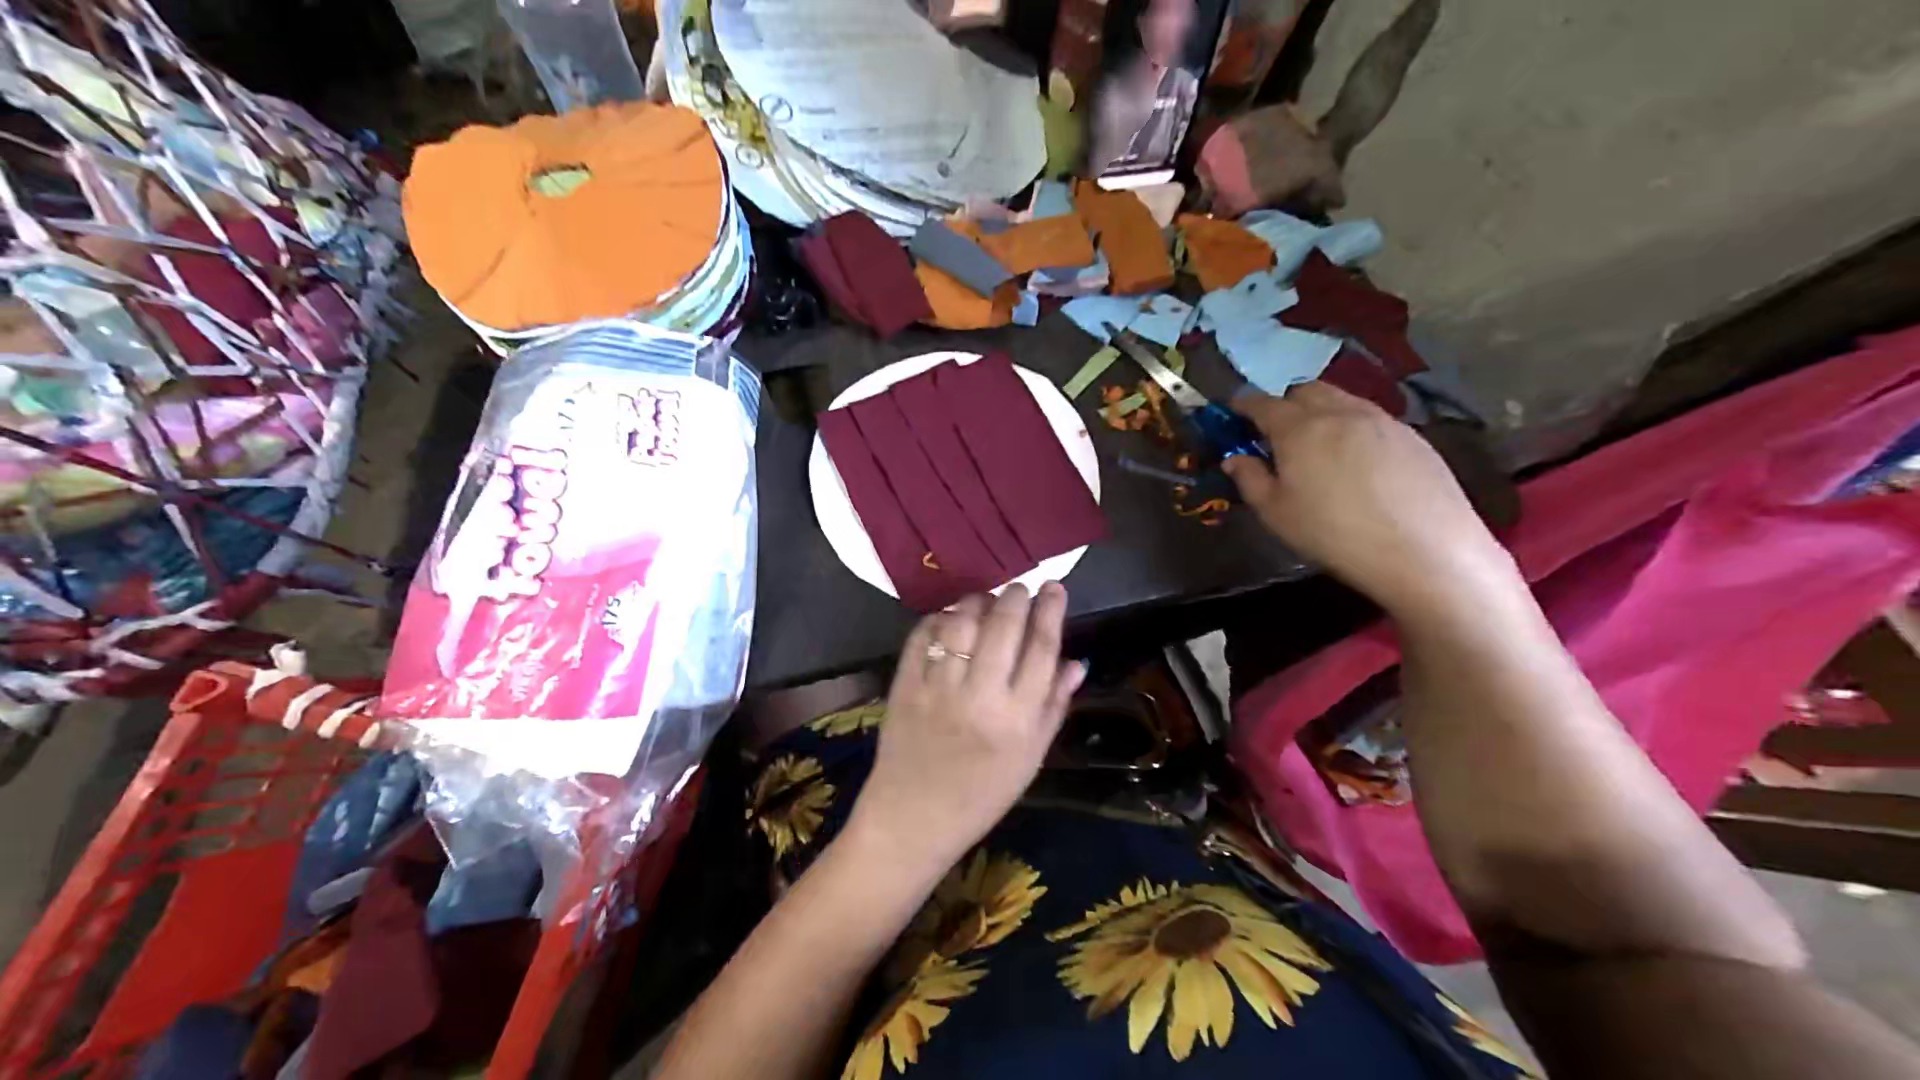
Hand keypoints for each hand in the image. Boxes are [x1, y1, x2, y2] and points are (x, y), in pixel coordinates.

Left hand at [844, 584, 1085, 878]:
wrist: (915, 817)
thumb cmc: (983, 793)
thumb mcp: (1031, 757)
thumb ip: (1054, 706)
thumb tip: (1077, 662)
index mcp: (1018, 718)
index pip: (1041, 648)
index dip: (1051, 610)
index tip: (1054, 588)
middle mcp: (980, 697)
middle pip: (1004, 625)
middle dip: (1016, 596)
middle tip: (1020, 589)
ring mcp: (938, 688)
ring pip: (962, 622)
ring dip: (978, 600)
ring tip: (986, 600)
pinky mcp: (905, 685)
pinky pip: (923, 636)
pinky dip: (939, 618)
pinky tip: (950, 618)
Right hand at [1221, 382, 1523, 625]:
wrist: (1424, 550)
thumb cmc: (1334, 533)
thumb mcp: (1276, 514)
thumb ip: (1250, 479)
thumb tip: (1235, 459)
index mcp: (1299, 428)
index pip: (1262, 403)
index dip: (1243, 405)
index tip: (1233, 412)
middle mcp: (1340, 412)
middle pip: (1305, 391)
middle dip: (1285, 404)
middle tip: (1277, 434)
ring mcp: (1381, 419)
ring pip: (1341, 399)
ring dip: (1321, 412)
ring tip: (1318, 445)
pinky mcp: (1411, 435)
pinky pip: (1370, 418)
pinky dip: (1352, 427)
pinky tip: (1356, 462)